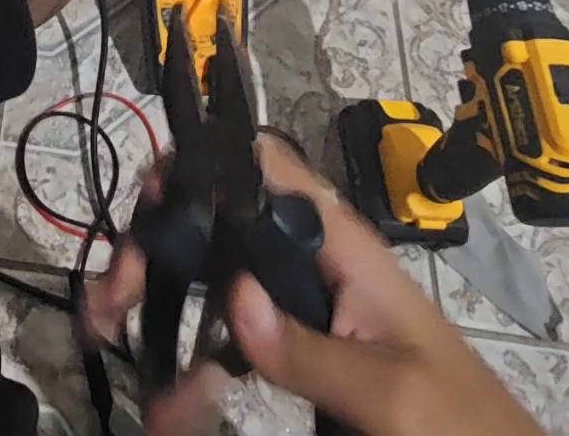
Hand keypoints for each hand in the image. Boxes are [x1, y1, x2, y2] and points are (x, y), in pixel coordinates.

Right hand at [84, 137, 543, 435]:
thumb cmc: (462, 424)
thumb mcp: (391, 394)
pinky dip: (190, 364)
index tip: (147, 194)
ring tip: (105, 332)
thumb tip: (232, 295)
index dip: (202, 160)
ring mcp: (294, 296)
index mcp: (336, 239)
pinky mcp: (289, 338)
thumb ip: (309, 349)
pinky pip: (225, 336)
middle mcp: (305, 253)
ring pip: (209, 275)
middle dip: (157, 246)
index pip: (263, 165)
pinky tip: (168, 406)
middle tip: (112, 294)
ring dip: (157, 301)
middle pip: (216, 220)